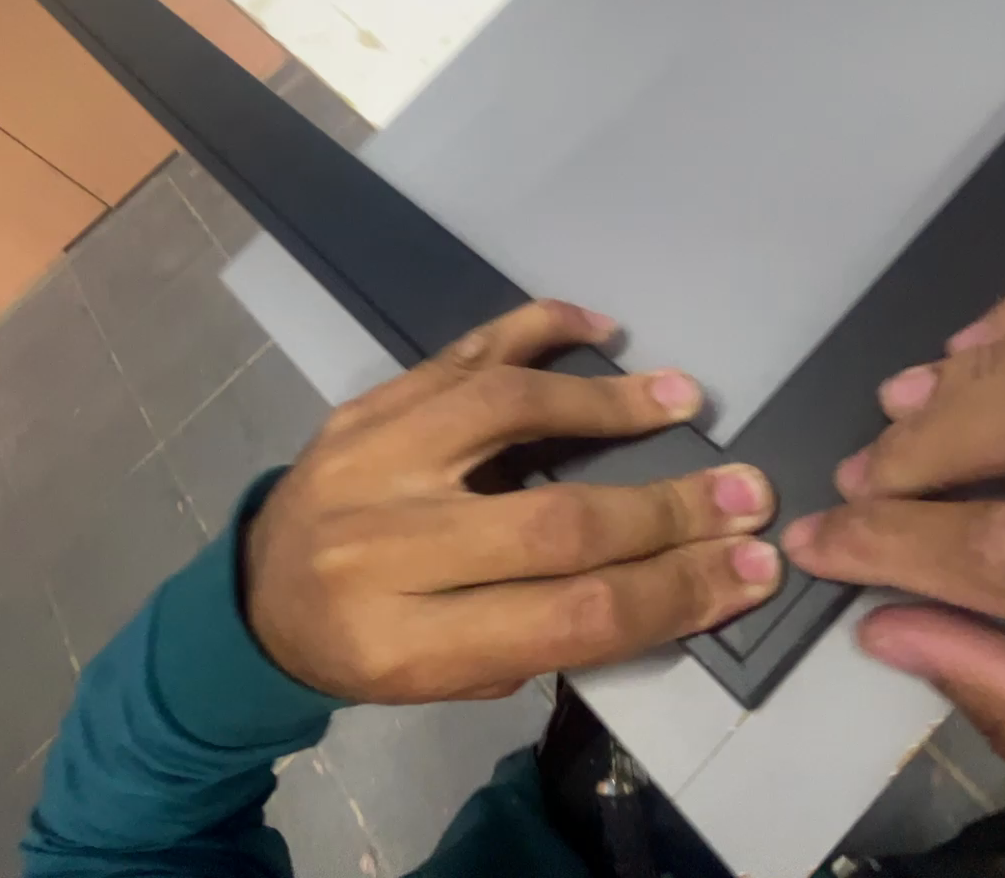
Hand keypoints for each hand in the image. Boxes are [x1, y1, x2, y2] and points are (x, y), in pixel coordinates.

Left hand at [244, 299, 782, 703]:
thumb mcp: (444, 679)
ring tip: (682, 398)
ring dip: (608, 406)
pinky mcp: (368, 405)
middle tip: (747, 492)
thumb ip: (541, 634)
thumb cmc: (363, 648)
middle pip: (554, 526)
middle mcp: (385, 547)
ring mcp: (370, 459)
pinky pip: (461, 352)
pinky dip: (535, 330)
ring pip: (507, 414)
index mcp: (405, 643)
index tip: (748, 568)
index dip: (673, 594)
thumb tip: (655, 577)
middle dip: (667, 511)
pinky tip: (596, 326)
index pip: (568, 619)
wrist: (256, 593)